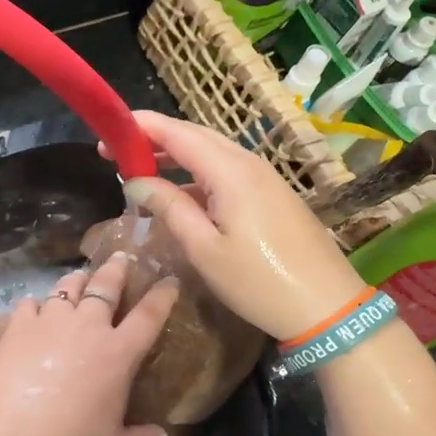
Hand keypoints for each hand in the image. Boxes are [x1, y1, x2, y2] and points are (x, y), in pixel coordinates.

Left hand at [0, 254, 173, 435]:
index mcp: (119, 353)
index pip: (149, 315)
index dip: (162, 295)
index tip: (169, 280)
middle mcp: (87, 327)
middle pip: (106, 286)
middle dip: (117, 269)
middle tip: (122, 258)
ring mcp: (49, 321)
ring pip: (67, 287)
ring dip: (78, 279)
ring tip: (81, 277)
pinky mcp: (17, 326)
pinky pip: (31, 303)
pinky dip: (37, 303)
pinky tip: (36, 307)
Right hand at [113, 111, 367, 342]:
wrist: (328, 307)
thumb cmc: (258, 282)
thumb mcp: (204, 248)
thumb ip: (168, 207)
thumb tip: (134, 181)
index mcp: (230, 172)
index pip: (177, 133)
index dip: (140, 127)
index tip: (107, 134)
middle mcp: (248, 163)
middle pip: (195, 135)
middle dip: (154, 138)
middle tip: (116, 152)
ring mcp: (265, 177)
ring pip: (212, 151)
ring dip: (175, 154)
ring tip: (140, 170)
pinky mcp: (272, 194)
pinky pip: (226, 169)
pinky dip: (196, 171)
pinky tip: (179, 192)